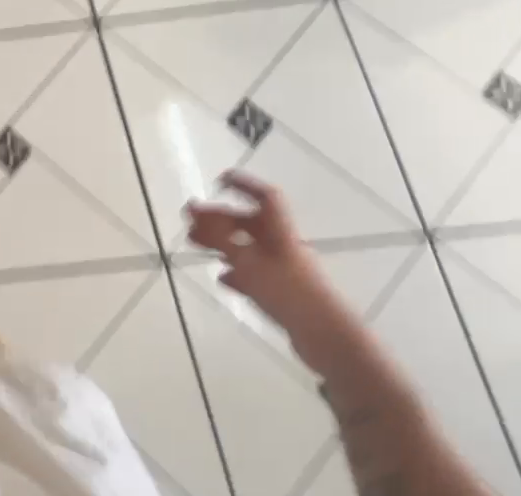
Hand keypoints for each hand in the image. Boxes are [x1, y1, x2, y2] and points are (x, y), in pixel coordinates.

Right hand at [186, 173, 352, 357]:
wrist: (330, 340)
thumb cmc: (290, 293)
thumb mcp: (249, 262)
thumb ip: (219, 236)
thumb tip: (194, 208)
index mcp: (280, 234)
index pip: (265, 198)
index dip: (244, 184)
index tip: (218, 180)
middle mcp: (283, 247)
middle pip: (250, 224)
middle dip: (219, 219)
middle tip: (190, 221)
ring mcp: (285, 271)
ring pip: (249, 249)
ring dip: (222, 244)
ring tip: (197, 246)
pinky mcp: (284, 293)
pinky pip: (254, 274)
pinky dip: (236, 272)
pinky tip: (223, 278)